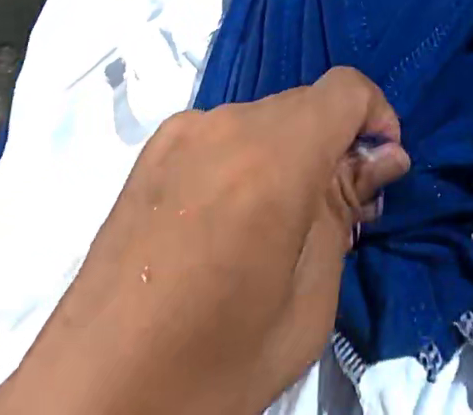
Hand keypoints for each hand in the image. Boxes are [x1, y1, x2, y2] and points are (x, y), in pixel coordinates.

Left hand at [0, 68, 411, 414]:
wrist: (89, 400)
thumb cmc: (213, 364)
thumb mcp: (308, 302)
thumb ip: (345, 211)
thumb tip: (383, 158)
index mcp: (273, 158)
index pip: (347, 88)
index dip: (376, 117)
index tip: (379, 168)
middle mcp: (227, 125)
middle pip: (307, 105)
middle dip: (333, 145)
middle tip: (333, 213)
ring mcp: (182, 134)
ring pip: (266, 119)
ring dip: (289, 153)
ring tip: (276, 224)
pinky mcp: (151, 152)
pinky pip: (224, 134)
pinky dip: (246, 159)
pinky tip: (229, 222)